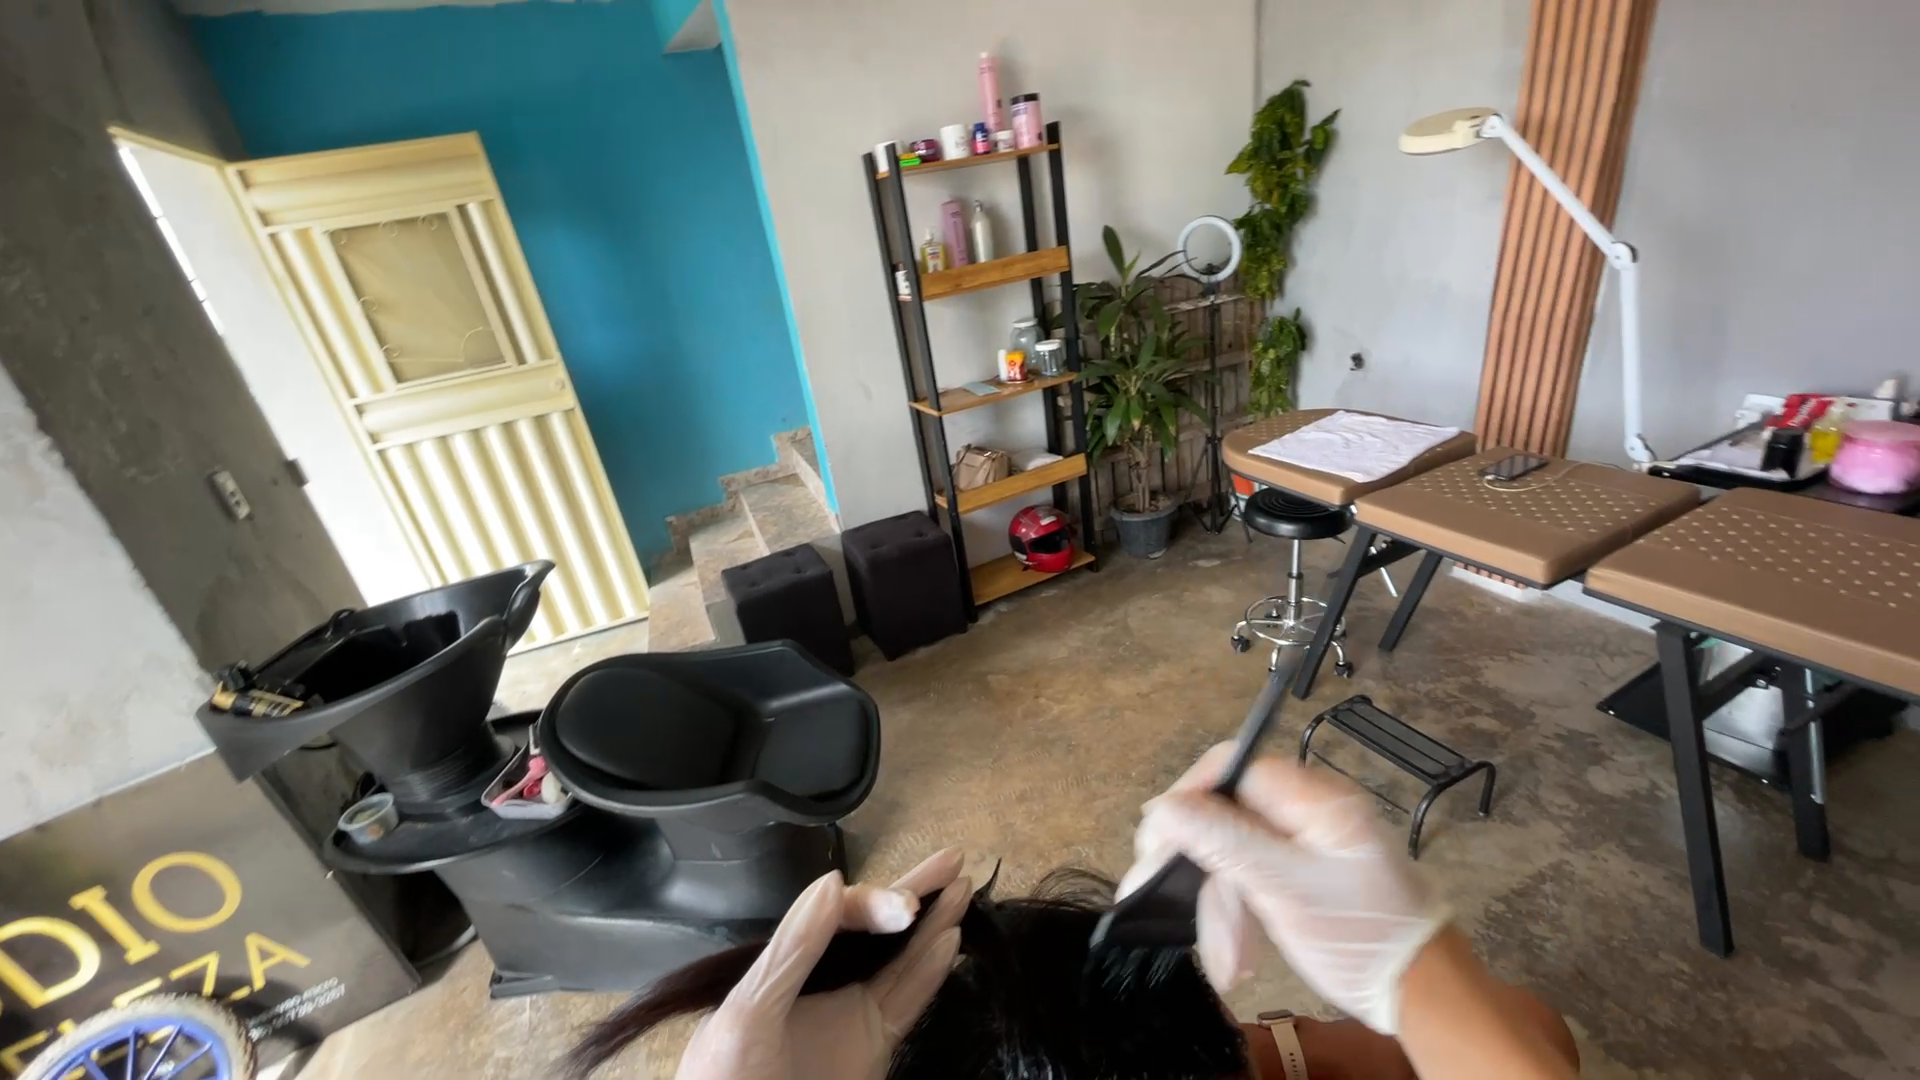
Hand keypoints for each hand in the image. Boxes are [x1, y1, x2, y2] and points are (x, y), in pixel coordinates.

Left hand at [674, 850, 968, 1079]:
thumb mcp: (747, 1013)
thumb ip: (792, 949)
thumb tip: (834, 880)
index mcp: (789, 962)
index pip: (839, 914)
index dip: (875, 901)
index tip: (905, 907)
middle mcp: (825, 978)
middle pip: (877, 925)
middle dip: (913, 891)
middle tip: (952, 860)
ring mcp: (852, 1011)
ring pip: (901, 956)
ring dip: (932, 922)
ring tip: (962, 887)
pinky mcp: (874, 1045)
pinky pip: (909, 998)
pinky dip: (932, 970)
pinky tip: (951, 939)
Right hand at [1121, 745, 1448, 1033]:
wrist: (1427, 998)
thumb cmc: (1361, 938)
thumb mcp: (1285, 888)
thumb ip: (1222, 839)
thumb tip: (1160, 807)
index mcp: (1311, 797)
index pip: (1229, 769)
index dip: (1187, 795)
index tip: (1157, 839)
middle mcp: (1305, 807)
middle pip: (1226, 811)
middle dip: (1199, 862)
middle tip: (1162, 893)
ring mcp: (1303, 839)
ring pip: (1233, 849)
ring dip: (1219, 900)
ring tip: (1223, 957)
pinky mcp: (1300, 869)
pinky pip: (1250, 873)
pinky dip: (1237, 910)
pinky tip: (1236, 952)